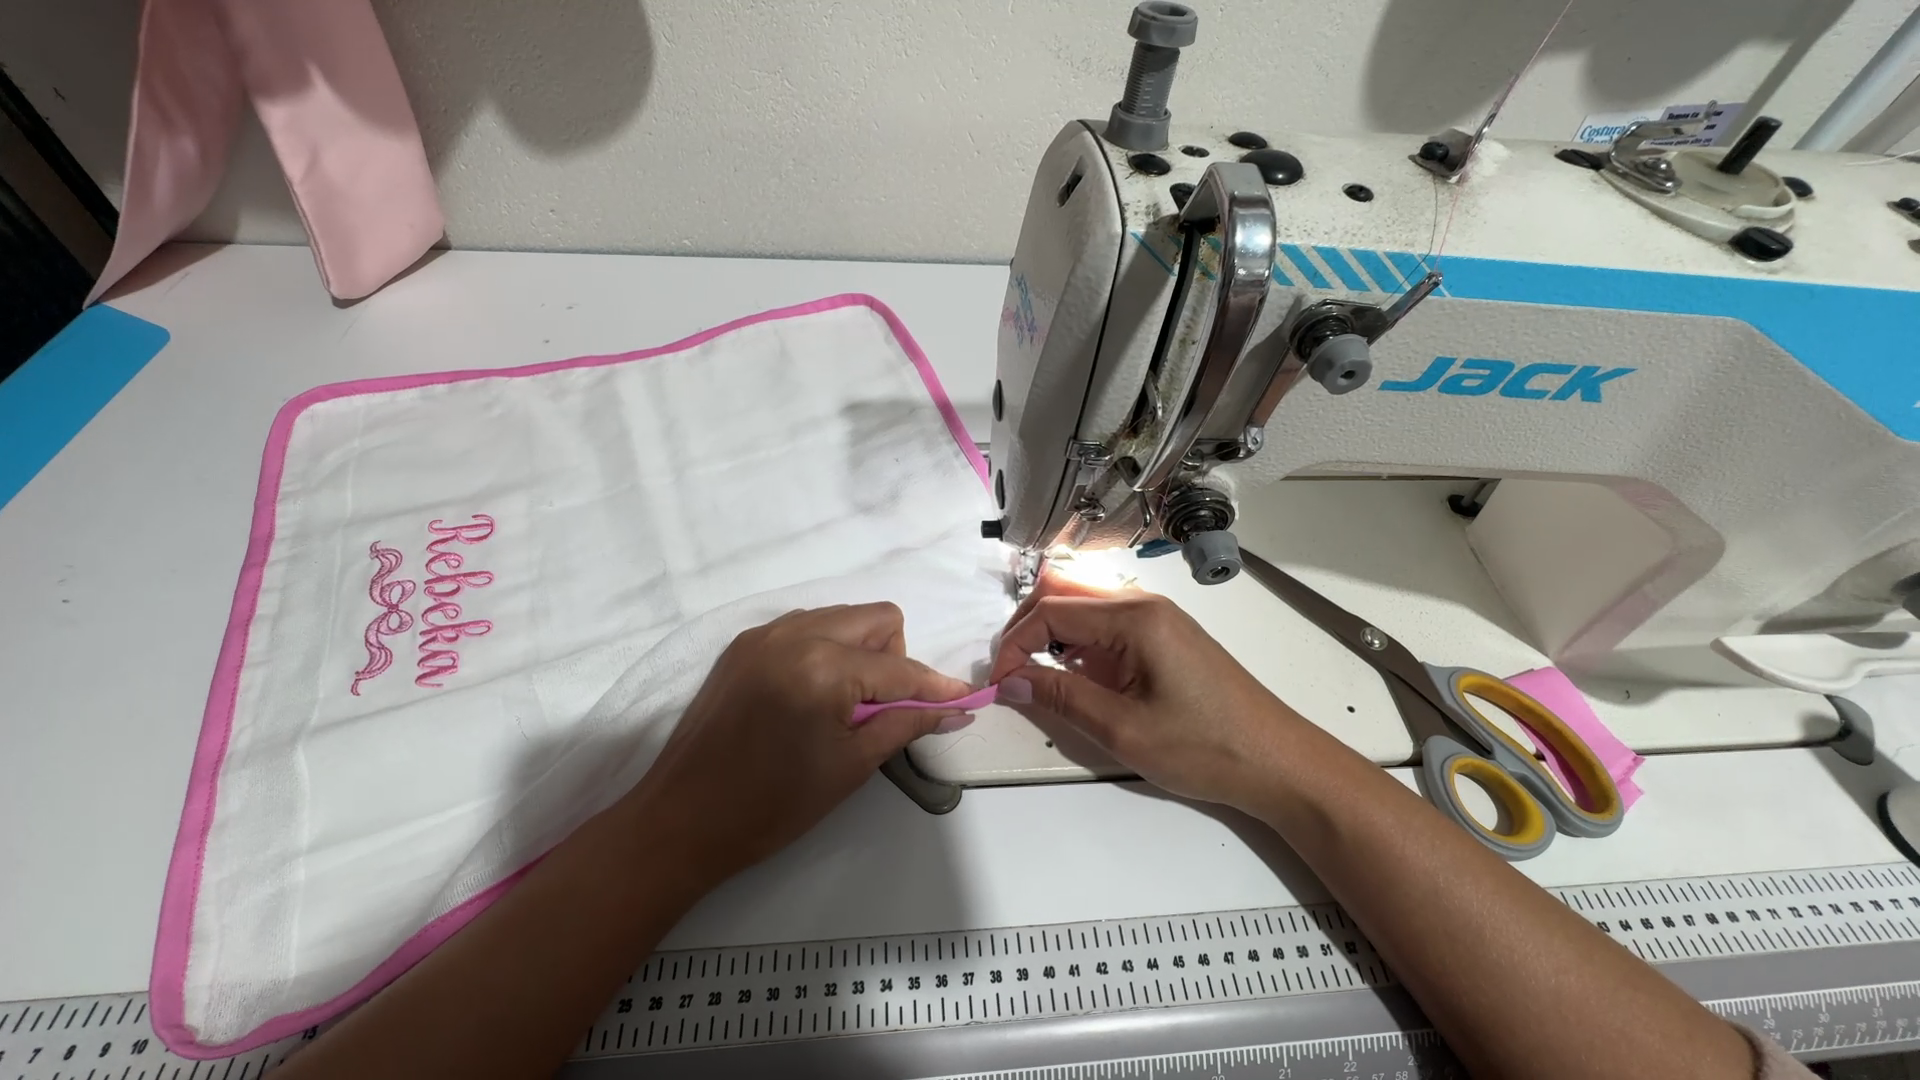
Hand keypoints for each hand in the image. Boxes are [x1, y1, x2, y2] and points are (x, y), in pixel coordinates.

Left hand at [629, 603, 975, 886]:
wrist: (681, 821)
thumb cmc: (772, 805)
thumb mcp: (851, 766)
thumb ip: (906, 723)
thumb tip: (954, 706)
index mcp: (823, 666)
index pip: (899, 668)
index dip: (936, 687)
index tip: (963, 700)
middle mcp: (793, 633)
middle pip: (875, 619)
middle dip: (894, 659)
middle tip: (882, 709)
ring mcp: (763, 635)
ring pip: (840, 617)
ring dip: (860, 651)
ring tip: (845, 706)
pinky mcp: (742, 646)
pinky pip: (804, 627)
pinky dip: (825, 650)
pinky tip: (814, 696)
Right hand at [989, 571, 1302, 810]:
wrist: (1277, 762)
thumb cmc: (1206, 747)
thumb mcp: (1122, 728)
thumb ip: (1060, 696)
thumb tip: (1010, 681)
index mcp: (1134, 617)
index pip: (1051, 611)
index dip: (1014, 645)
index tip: (998, 684)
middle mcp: (1144, 604)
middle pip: (1063, 592)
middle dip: (1026, 628)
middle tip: (1010, 674)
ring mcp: (1156, 618)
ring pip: (1083, 605)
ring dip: (1051, 634)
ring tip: (1035, 677)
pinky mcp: (1164, 636)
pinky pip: (1106, 625)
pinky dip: (1078, 644)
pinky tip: (1075, 678)